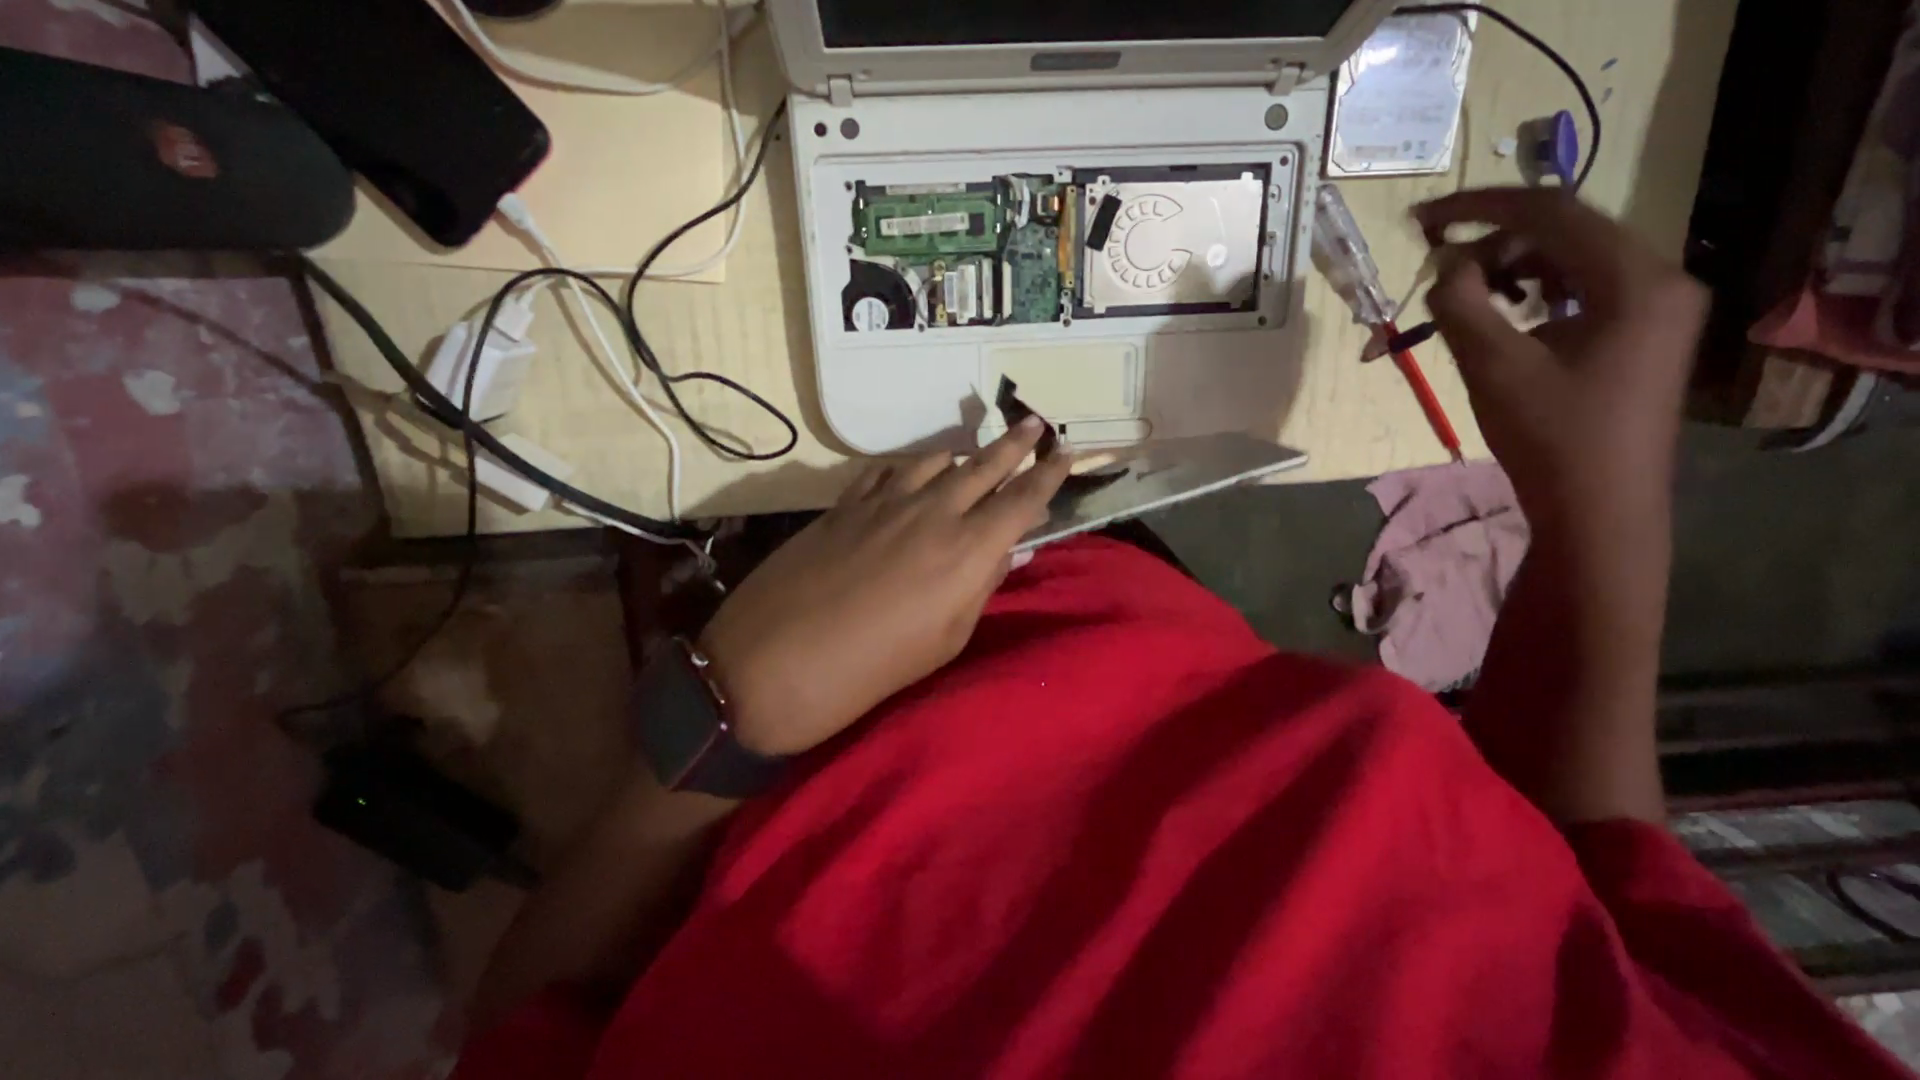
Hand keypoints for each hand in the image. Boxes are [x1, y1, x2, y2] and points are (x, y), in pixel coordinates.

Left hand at [695, 418, 1071, 756]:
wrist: (773, 661)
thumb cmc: (872, 669)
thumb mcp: (944, 641)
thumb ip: (978, 588)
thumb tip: (1004, 552)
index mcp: (966, 550)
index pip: (1022, 501)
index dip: (1049, 476)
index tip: (1067, 454)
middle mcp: (931, 512)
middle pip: (983, 466)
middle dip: (1014, 444)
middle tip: (1034, 424)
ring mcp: (883, 502)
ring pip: (934, 461)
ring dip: (960, 454)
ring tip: (973, 452)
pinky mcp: (844, 505)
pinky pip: (885, 470)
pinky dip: (908, 466)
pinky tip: (909, 470)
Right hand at [1414, 189, 1707, 534]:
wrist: (1601, 512)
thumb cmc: (1551, 439)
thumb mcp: (1494, 367)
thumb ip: (1461, 304)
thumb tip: (1444, 264)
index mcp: (1636, 279)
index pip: (1553, 213)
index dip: (1482, 207)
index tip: (1424, 218)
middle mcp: (1660, 280)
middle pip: (1569, 231)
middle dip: (1496, 240)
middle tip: (1439, 262)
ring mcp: (1657, 309)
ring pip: (1575, 260)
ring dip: (1515, 267)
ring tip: (1467, 294)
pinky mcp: (1643, 336)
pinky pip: (1585, 290)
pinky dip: (1537, 292)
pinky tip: (1505, 316)